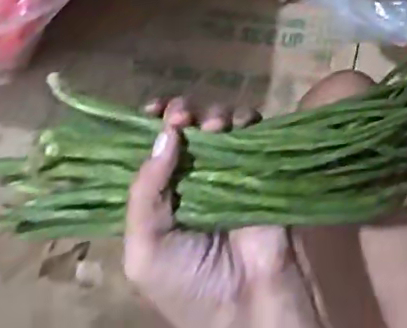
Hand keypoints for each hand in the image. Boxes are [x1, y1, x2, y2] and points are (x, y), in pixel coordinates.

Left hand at [124, 98, 321, 327]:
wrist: (246, 297)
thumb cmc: (187, 283)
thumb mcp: (146, 251)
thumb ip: (145, 195)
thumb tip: (164, 133)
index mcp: (161, 195)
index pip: (153, 149)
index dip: (151, 124)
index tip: (152, 108)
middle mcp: (194, 175)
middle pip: (187, 127)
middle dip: (183, 113)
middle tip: (182, 115)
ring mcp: (230, 166)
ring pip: (220, 121)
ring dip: (214, 114)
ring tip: (213, 125)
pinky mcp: (261, 161)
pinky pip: (255, 128)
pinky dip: (246, 118)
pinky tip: (238, 125)